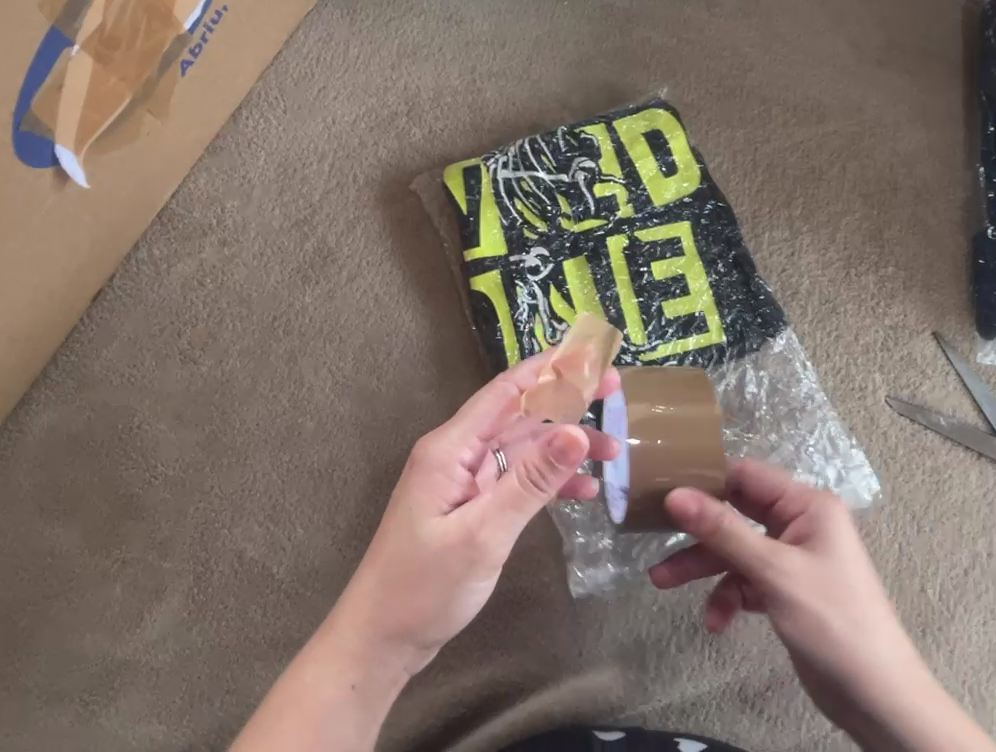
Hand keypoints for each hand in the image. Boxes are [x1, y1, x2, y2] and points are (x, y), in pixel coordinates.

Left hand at [329, 353, 621, 675]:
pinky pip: (515, 480)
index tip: (593, 356)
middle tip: (615, 392)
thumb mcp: (485, 533)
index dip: (551, 369)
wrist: (380, 640)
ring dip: (564, 447)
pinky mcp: (470, 507)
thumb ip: (532, 481)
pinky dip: (548, 482)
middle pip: (519, 414)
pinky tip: (584, 490)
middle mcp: (457, 454)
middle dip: (566, 402)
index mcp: (451, 447)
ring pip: (522, 449)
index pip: (507, 391)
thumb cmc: (424, 587)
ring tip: (614, 451)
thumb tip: (577, 431)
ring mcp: (463, 481)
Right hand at [649, 459, 995, 751]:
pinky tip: (717, 622)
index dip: (704, 481)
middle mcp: (799, 523)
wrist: (879, 700)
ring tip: (661, 582)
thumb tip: (673, 494)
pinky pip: (744, 581)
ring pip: (734, 550)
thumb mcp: (774, 572)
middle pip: (735, 513)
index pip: (746, 475)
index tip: (661, 490)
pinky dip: (728, 597)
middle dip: (696, 531)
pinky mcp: (785, 590)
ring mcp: (792, 558)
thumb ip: (723, 530)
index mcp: (807, 505)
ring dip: (702, 567)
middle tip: (652, 535)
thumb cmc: (833, 622)